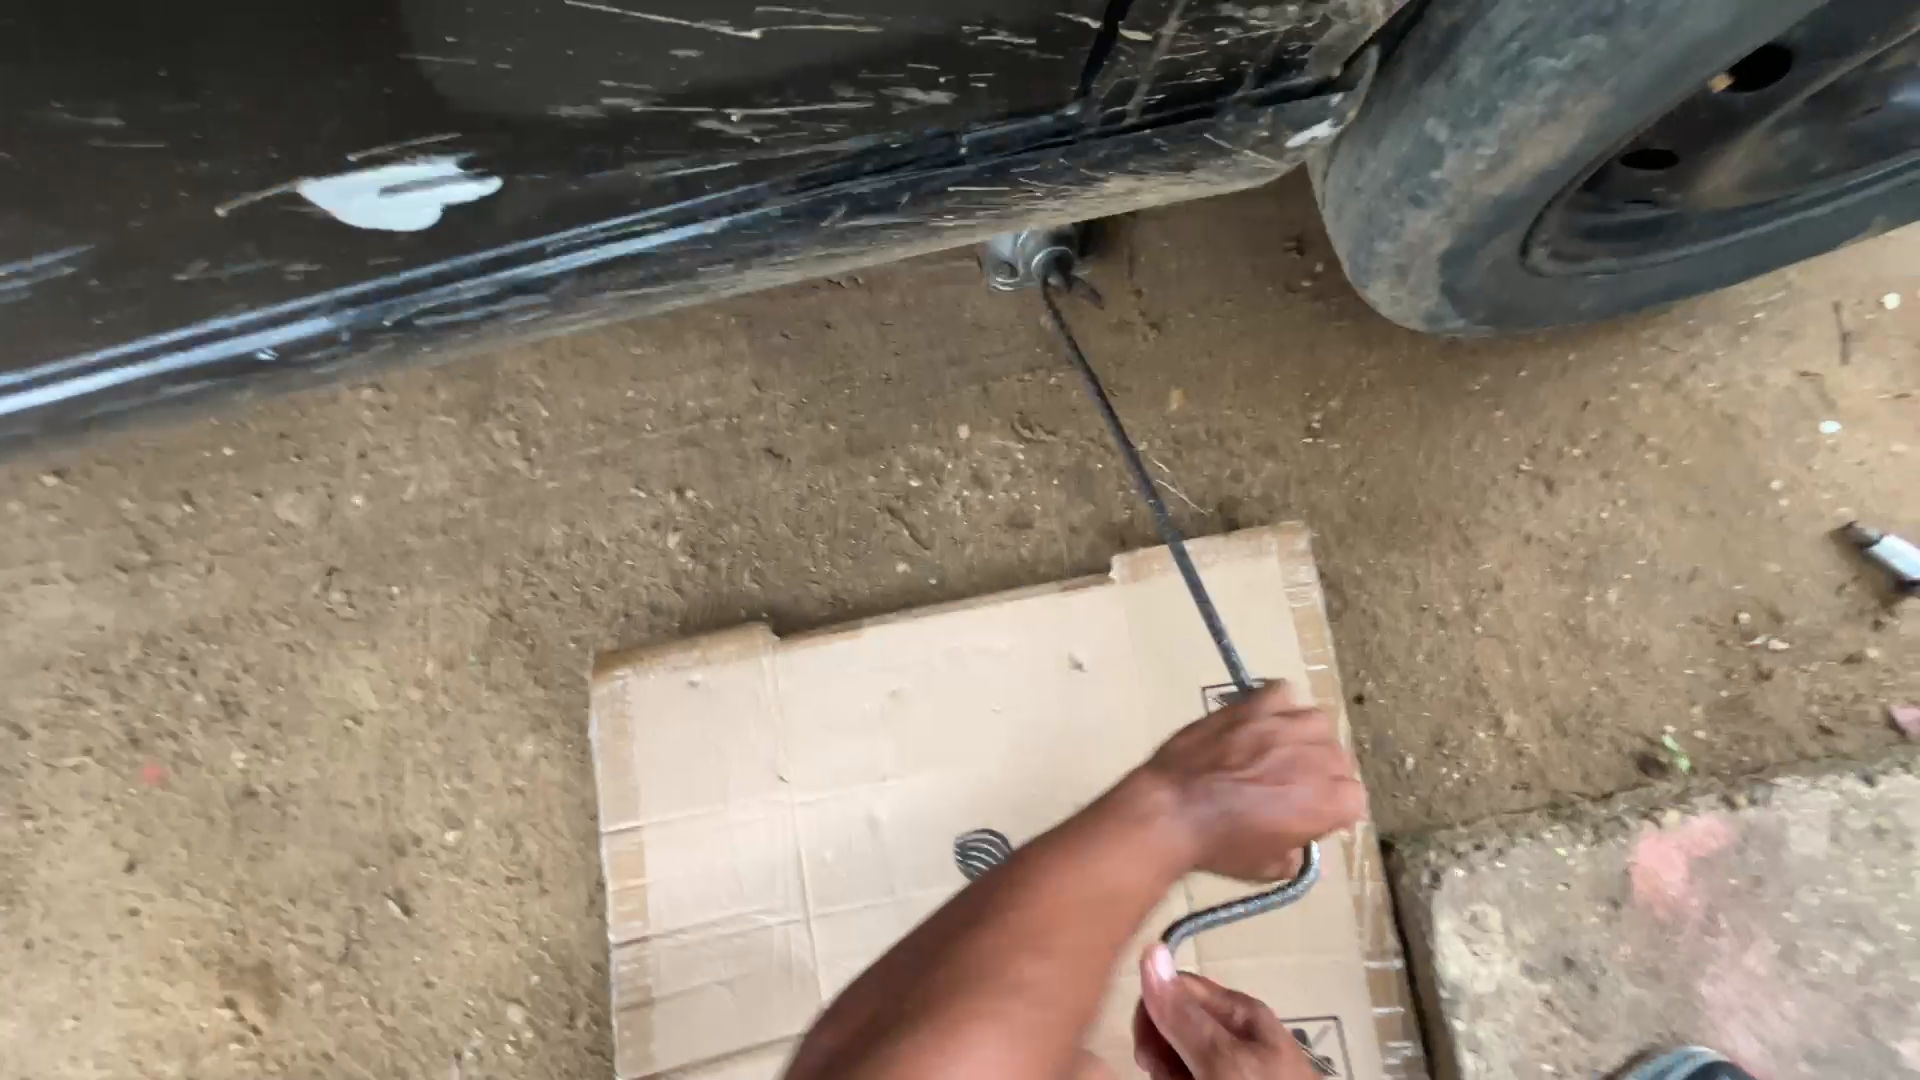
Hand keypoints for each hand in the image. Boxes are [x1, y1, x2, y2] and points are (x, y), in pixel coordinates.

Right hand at [1133, 945, 1318, 1079]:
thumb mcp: (1224, 1065)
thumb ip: (1184, 1014)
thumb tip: (1151, 948)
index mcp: (1241, 1015)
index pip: (1177, 988)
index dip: (1153, 1015)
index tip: (1145, 1056)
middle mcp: (1238, 1037)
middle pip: (1176, 1028)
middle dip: (1163, 1059)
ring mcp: (1237, 1073)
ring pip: (1180, 1065)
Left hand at [1136, 680, 1365, 882]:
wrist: (1171, 810)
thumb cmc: (1219, 846)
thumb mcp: (1269, 868)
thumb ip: (1297, 852)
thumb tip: (1299, 843)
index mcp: (1329, 801)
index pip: (1353, 798)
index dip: (1330, 807)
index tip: (1308, 812)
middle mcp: (1315, 758)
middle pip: (1336, 757)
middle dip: (1318, 772)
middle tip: (1287, 782)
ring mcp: (1283, 727)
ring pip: (1316, 721)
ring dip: (1304, 735)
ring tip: (1278, 748)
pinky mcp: (1251, 707)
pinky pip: (1280, 692)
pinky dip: (1276, 703)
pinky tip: (1261, 719)